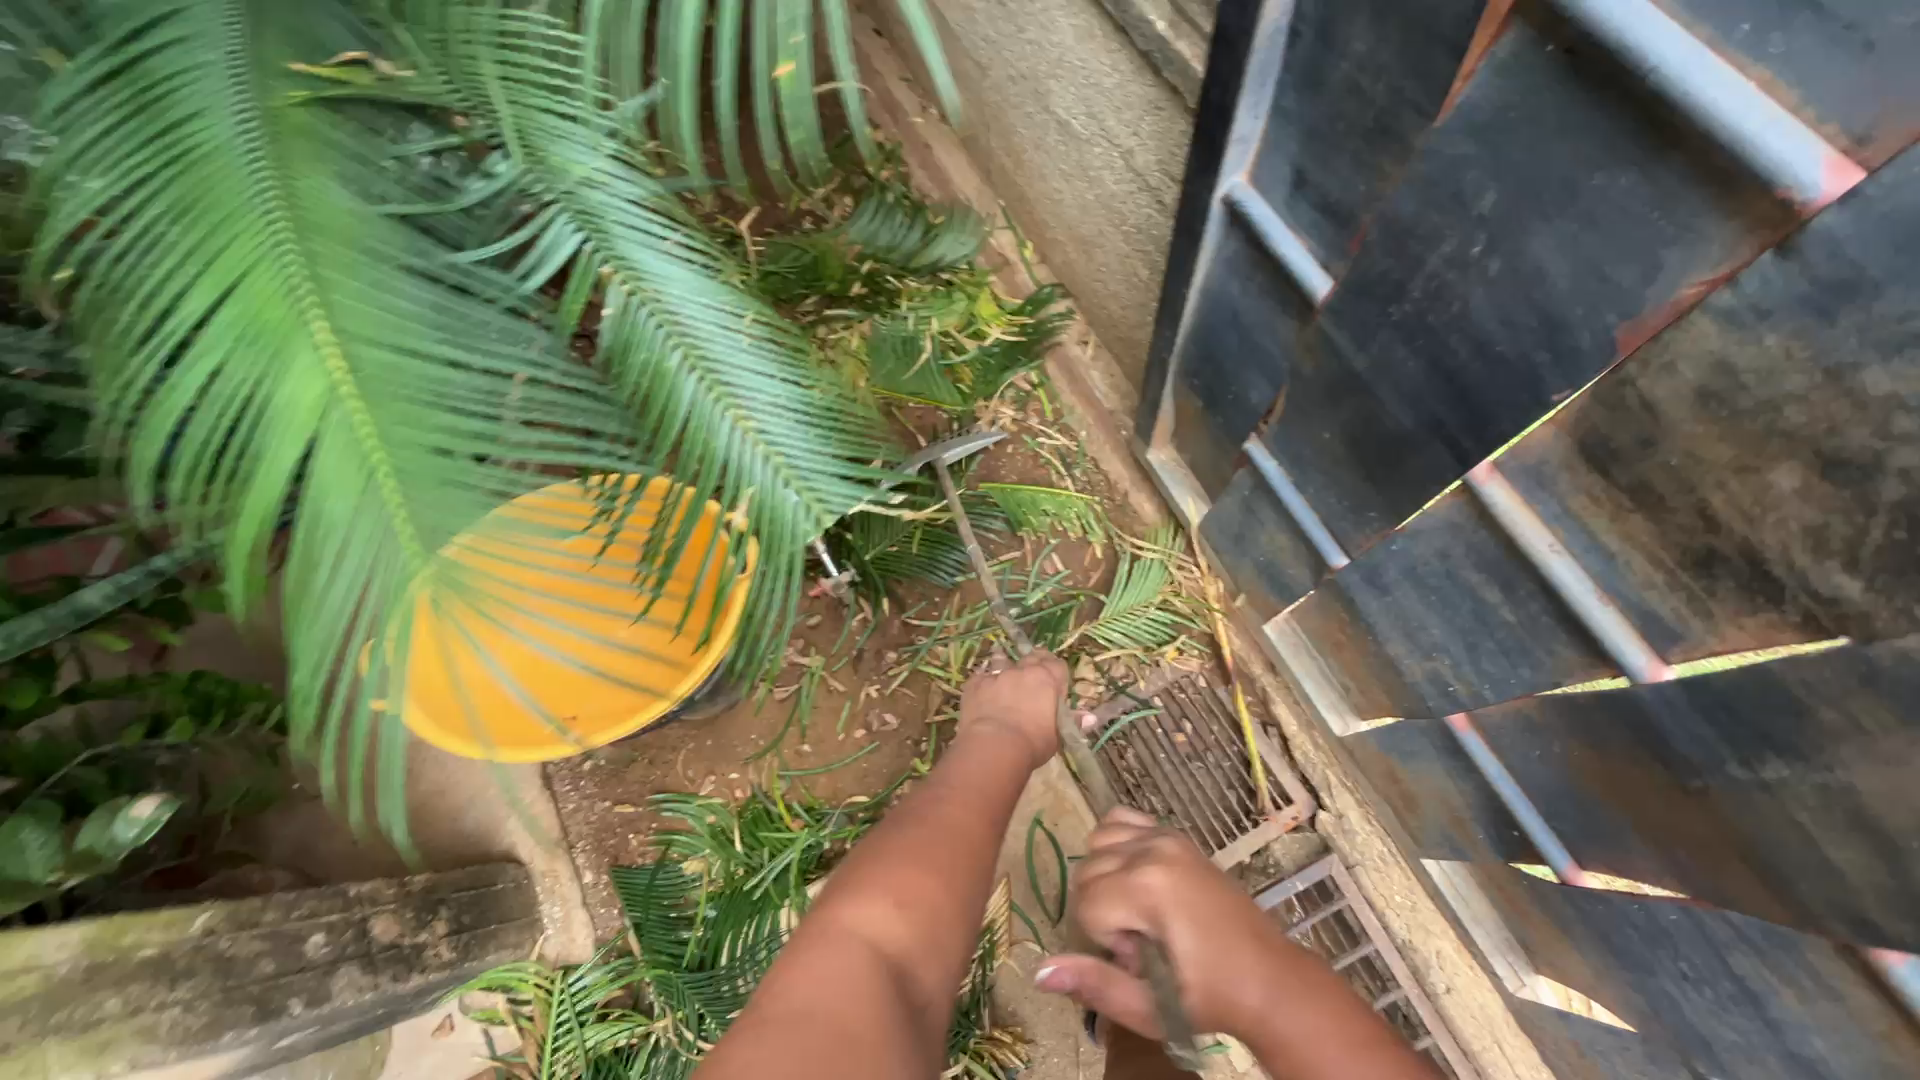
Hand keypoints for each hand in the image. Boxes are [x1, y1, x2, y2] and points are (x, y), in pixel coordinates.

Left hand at [957, 649, 1067, 769]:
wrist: (995, 745)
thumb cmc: (1033, 744)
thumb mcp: (1058, 736)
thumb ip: (1073, 722)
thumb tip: (1091, 717)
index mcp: (1047, 680)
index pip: (1058, 665)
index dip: (1057, 671)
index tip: (1056, 679)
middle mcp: (1023, 671)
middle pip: (1033, 657)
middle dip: (1035, 661)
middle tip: (1034, 671)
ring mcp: (997, 675)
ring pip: (1003, 661)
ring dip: (1005, 666)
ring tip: (1004, 673)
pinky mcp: (975, 683)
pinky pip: (980, 676)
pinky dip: (983, 682)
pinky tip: (982, 691)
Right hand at [1033, 808, 1303, 1040]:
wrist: (1271, 980)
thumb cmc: (1211, 998)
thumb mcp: (1151, 1007)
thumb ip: (1095, 985)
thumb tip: (1039, 971)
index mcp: (1149, 886)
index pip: (1085, 904)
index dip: (1105, 940)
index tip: (1142, 960)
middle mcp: (1153, 849)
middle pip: (1087, 872)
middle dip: (1104, 911)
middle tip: (1144, 944)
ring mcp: (1166, 835)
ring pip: (1097, 843)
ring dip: (1106, 878)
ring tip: (1141, 913)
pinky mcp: (1175, 834)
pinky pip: (1122, 819)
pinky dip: (1116, 843)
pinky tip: (1134, 876)